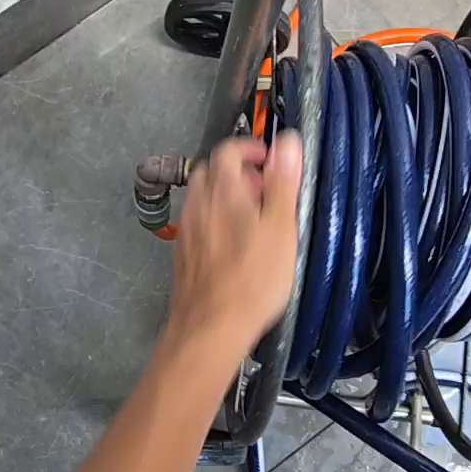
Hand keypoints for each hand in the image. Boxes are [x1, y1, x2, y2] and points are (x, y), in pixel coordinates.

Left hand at [164, 133, 302, 352]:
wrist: (211, 327)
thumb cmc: (251, 281)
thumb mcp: (281, 227)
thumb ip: (283, 182)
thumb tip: (287, 143)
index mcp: (223, 191)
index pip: (228, 150)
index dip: (249, 148)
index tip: (267, 160)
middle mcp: (198, 205)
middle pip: (211, 171)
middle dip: (237, 173)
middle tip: (262, 190)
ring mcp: (187, 230)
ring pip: (202, 198)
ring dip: (224, 197)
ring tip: (251, 219)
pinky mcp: (183, 254)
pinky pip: (197, 224)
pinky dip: (213, 221)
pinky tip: (233, 246)